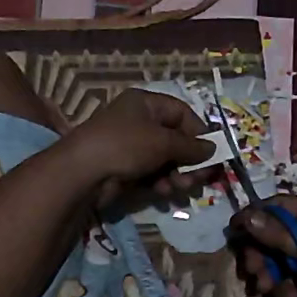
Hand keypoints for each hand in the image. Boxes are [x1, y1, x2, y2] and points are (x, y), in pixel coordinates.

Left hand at [60, 89, 216, 206]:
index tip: (212, 152)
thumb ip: (191, 146)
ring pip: (165, 159)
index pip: (181, 112)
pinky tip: (164, 193)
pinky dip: (161, 182)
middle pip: (174, 139)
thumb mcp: (163, 142)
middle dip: (189, 159)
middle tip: (201, 178)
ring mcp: (130, 146)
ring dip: (177, 174)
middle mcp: (138, 121)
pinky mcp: (124, 169)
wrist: (83, 172)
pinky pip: (151, 173)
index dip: (198, 132)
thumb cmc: (125, 145)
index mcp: (145, 103)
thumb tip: (213, 148)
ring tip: (181, 187)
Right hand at [230, 195, 296, 296]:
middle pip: (271, 234)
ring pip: (273, 259)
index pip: (280, 206)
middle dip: (258, 252)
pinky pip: (281, 279)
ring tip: (267, 288)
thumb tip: (246, 216)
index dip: (256, 215)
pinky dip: (279, 289)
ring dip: (266, 273)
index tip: (234, 229)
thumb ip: (278, 235)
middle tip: (251, 268)